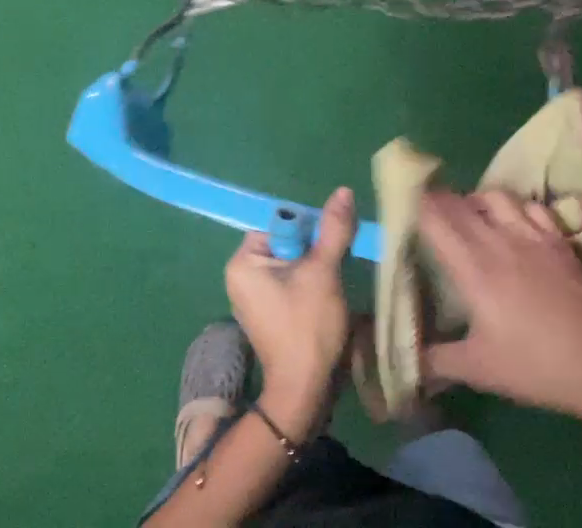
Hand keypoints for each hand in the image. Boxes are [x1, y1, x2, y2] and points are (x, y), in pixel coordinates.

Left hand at [225, 187, 356, 425]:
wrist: (304, 390)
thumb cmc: (308, 326)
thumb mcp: (323, 271)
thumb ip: (333, 229)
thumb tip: (342, 191)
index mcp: (242, 263)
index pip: (279, 226)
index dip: (308, 234)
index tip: (327, 252)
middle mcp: (238, 278)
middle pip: (285, 246)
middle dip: (312, 254)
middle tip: (332, 271)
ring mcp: (250, 300)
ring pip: (289, 268)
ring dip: (313, 273)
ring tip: (330, 289)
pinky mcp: (265, 317)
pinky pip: (287, 289)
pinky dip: (306, 290)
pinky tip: (323, 304)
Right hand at [418, 190, 581, 425]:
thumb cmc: (536, 367)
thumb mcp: (477, 370)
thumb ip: (434, 359)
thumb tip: (403, 355)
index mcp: (474, 268)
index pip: (436, 219)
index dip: (414, 203)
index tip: (398, 198)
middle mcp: (500, 242)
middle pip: (461, 203)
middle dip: (437, 198)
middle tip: (422, 206)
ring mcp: (534, 238)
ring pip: (496, 196)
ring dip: (474, 198)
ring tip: (466, 213)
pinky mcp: (561, 244)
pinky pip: (532, 208)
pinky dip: (515, 207)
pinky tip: (513, 222)